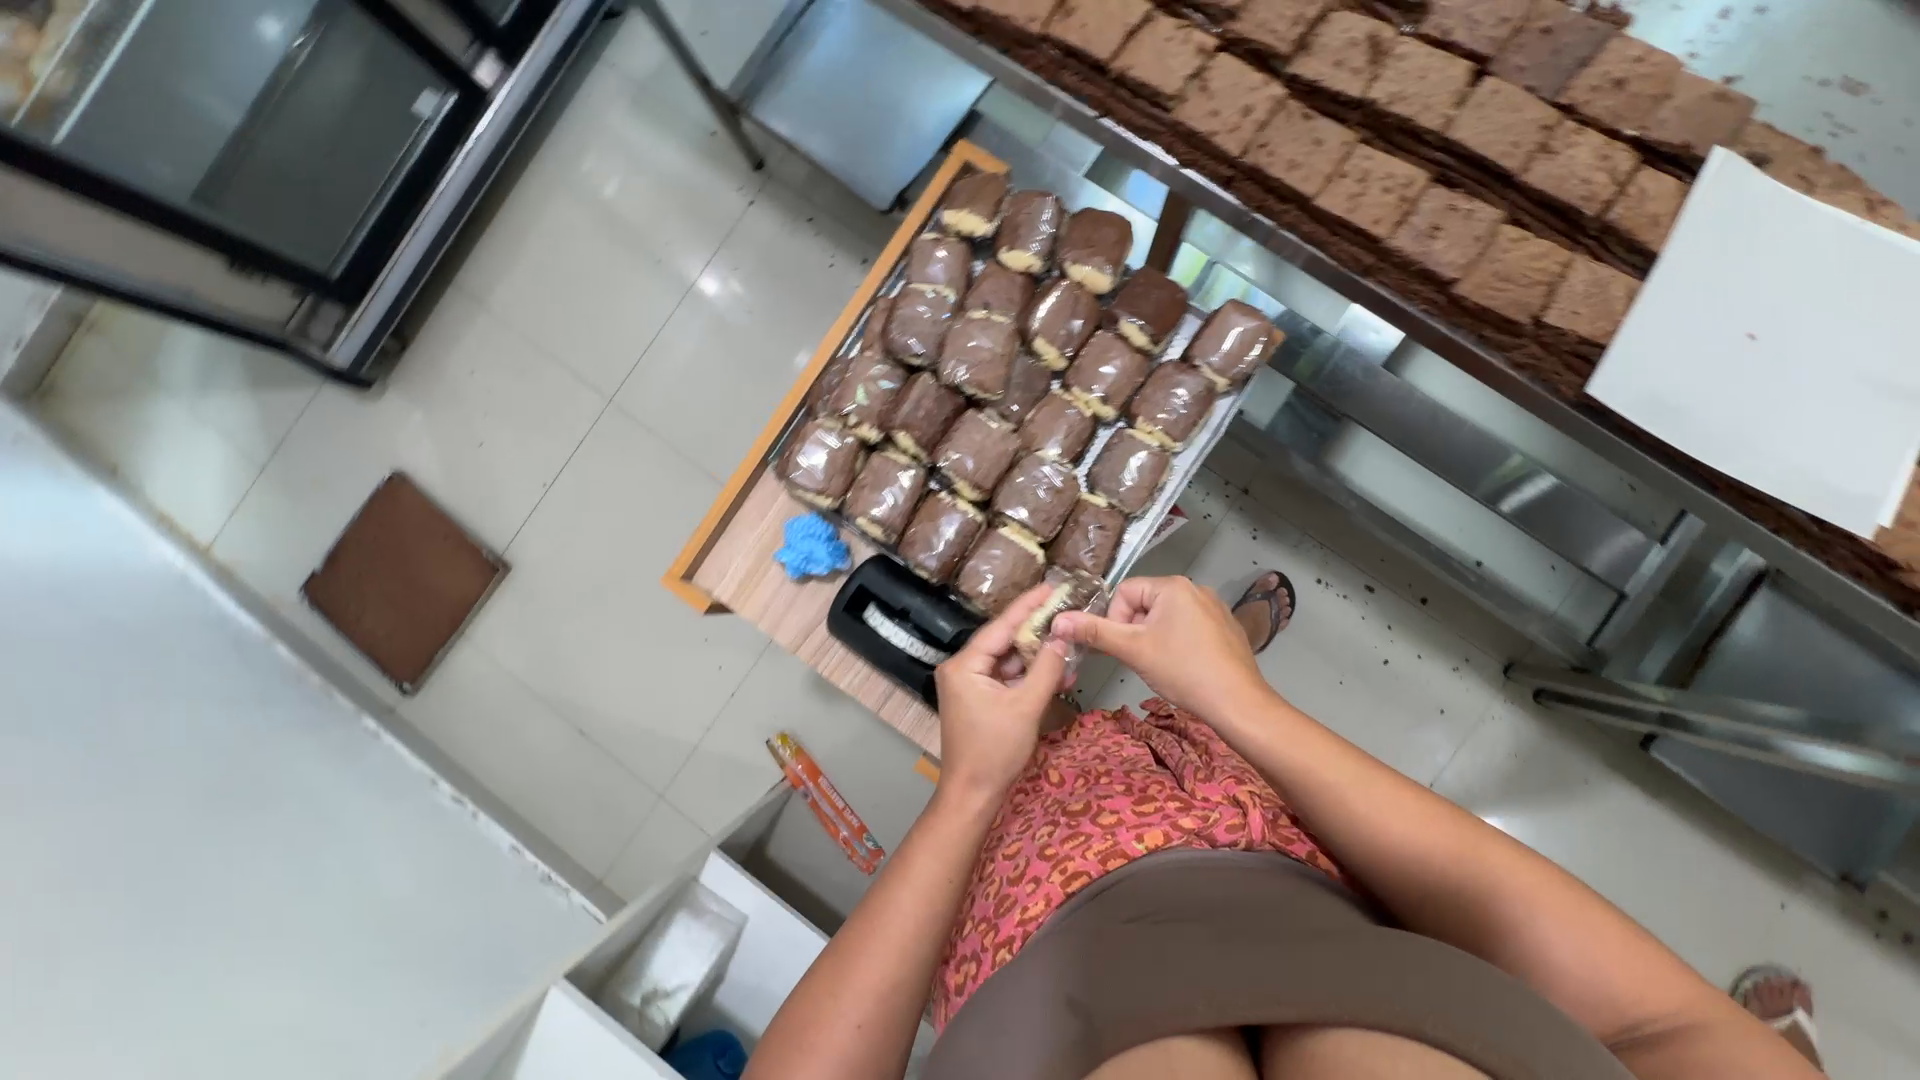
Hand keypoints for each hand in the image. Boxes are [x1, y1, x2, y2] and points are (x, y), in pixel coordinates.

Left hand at [933, 585, 1071, 799]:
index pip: (1000, 626)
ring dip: (1038, 658)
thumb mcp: (1025, 707)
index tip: (1051, 586)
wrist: (973, 794)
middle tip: (1067, 614)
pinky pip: (1007, 678)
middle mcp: (962, 668)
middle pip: (1005, 641)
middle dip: (1037, 632)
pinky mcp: (980, 699)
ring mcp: (970, 684)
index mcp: (964, 665)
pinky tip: (1057, 674)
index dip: (1028, 605)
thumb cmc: (995, 751)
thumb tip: (1063, 637)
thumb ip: (1045, 668)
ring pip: (1009, 661)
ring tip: (1070, 649)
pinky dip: (1030, 677)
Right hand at [1052, 575, 1275, 718]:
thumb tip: (1057, 621)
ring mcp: (1215, 607)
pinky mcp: (1226, 627)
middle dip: (1135, 631)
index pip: (1125, 592)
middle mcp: (1196, 588)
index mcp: (1173, 586)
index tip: (1122, 648)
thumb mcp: (1133, 650)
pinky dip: (1178, 643)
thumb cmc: (1182, 670)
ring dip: (1154, 638)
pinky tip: (1184, 667)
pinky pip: (1189, 627)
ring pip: (1166, 617)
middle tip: (1139, 659)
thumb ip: (1094, 632)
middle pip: (1145, 603)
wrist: (1238, 702)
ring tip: (1161, 665)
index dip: (1114, 620)